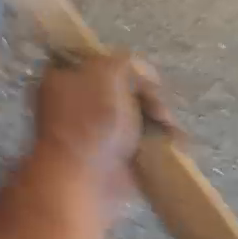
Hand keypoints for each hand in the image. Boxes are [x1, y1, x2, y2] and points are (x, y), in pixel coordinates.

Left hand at [32, 53, 168, 199]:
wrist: (84, 178)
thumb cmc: (90, 121)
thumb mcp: (103, 75)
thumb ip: (119, 61)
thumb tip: (133, 65)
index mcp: (62, 78)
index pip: (99, 60)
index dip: (126, 67)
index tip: (145, 79)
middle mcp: (74, 100)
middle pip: (122, 87)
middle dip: (148, 96)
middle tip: (158, 110)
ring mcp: (92, 127)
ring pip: (134, 112)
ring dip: (159, 118)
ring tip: (170, 130)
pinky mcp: (111, 152)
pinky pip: (140, 137)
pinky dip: (159, 139)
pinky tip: (175, 142)